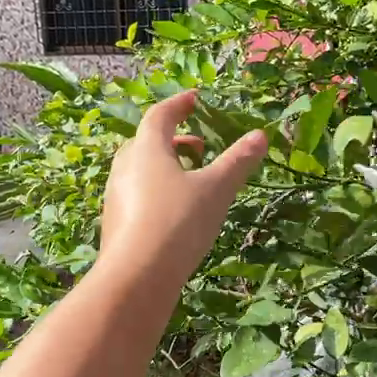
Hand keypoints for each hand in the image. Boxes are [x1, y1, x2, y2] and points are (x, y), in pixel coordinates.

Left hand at [99, 91, 267, 285]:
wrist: (136, 276)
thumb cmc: (178, 222)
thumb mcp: (216, 190)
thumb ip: (237, 162)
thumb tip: (260, 135)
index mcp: (147, 149)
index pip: (160, 115)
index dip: (179, 105)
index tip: (195, 100)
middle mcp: (125, 166)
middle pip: (147, 142)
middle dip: (173, 139)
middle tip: (199, 147)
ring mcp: (116, 195)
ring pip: (140, 169)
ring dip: (165, 166)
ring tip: (190, 179)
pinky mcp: (115, 222)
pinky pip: (137, 194)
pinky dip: (156, 191)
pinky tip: (174, 212)